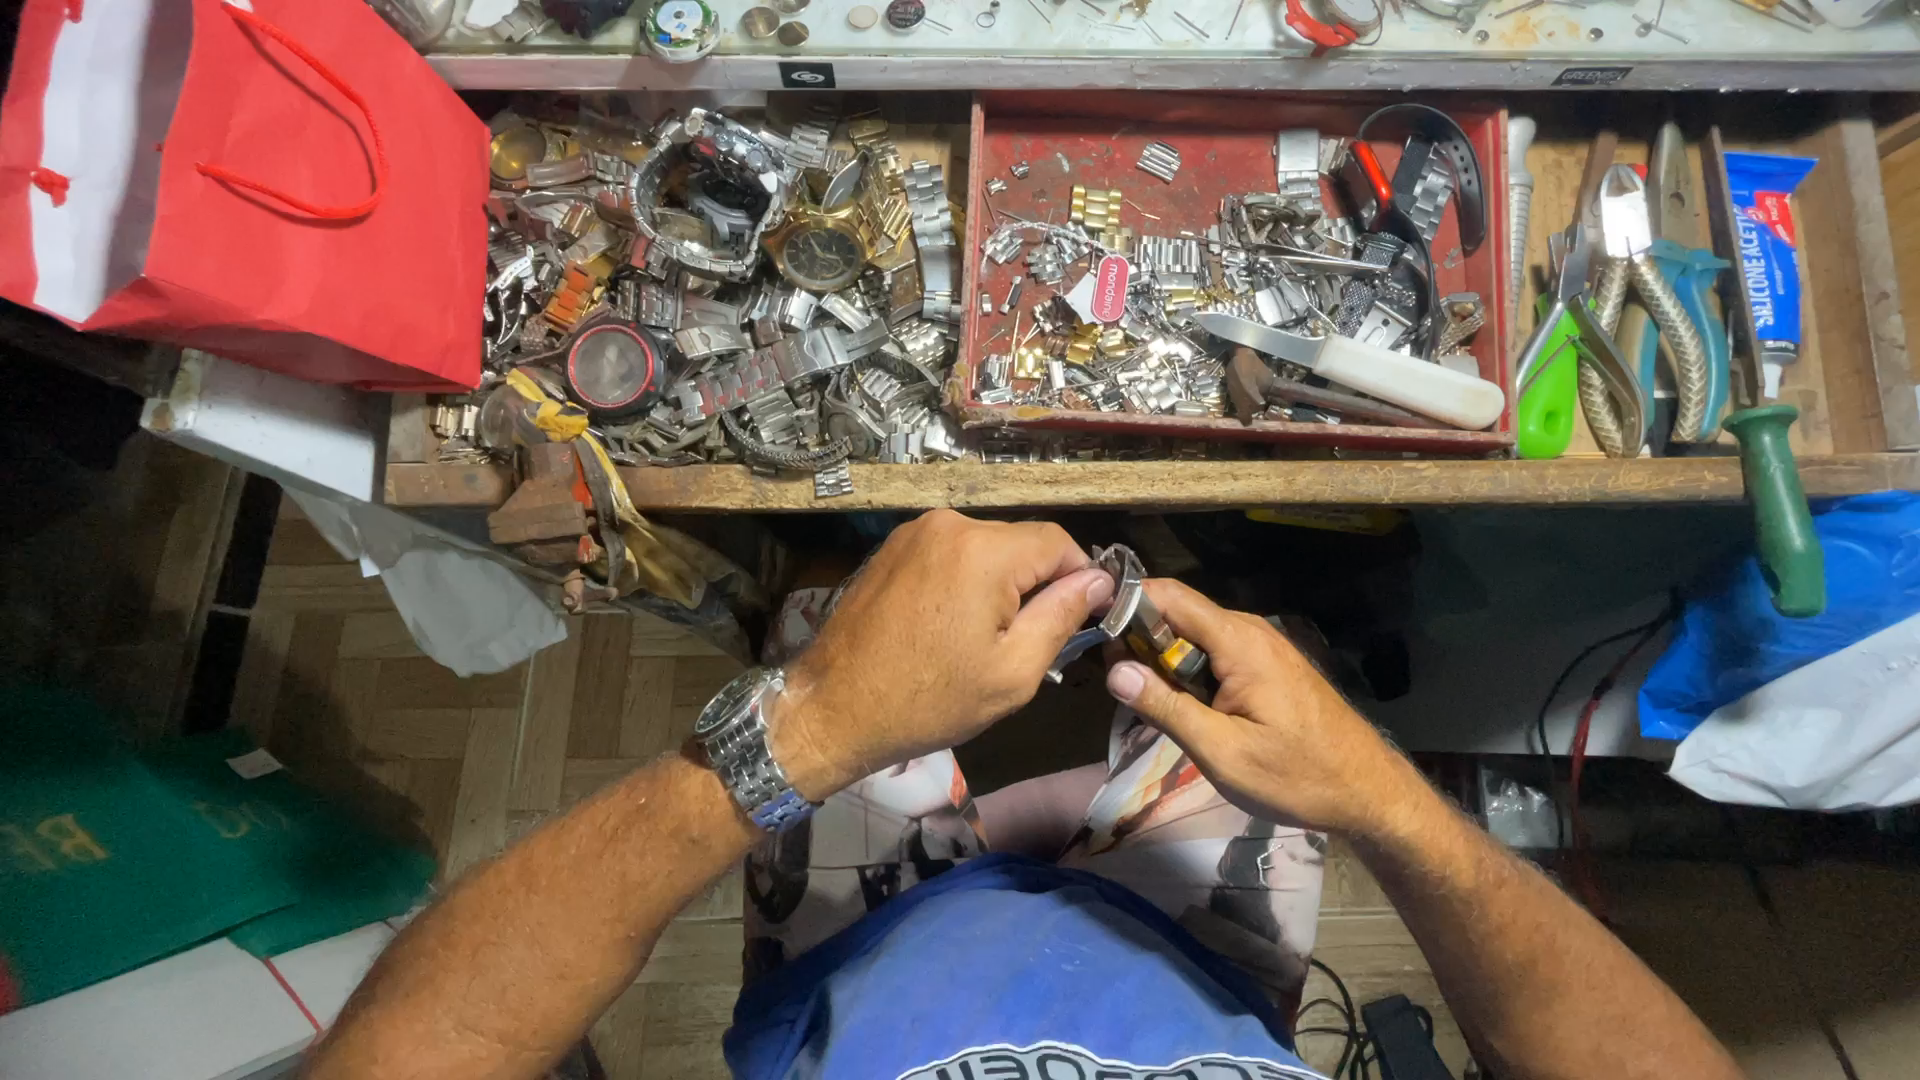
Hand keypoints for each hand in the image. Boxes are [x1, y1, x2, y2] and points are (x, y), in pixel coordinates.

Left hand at [769, 510, 1113, 799]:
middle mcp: (948, 524)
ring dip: (999, 582)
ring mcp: (914, 532)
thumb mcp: (1012, 672)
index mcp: (982, 550)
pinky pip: (951, 552)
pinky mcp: (892, 547)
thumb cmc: (928, 700)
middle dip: (1036, 582)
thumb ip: (1061, 616)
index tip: (1081, 615)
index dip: (1079, 576)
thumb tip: (1097, 581)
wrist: (834, 708)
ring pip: (986, 547)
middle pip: (1020, 542)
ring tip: (982, 636)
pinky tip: (949, 623)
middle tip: (1027, 638)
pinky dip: (964, 579)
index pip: (1058, 542)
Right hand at [1102, 579, 1420, 835]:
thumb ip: (1166, 707)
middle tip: (1118, 681)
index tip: (1095, 633)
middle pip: (1178, 613)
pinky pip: (1215, 651)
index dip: (1127, 604)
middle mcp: (1249, 629)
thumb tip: (1114, 670)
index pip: (1169, 595)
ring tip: (1144, 697)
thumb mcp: (1222, 752)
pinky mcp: (1267, 663)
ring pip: (1194, 634)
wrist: (1371, 795)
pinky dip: (1189, 668)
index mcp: (1238, 641)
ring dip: (1164, 658)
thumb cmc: (1297, 776)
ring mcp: (1262, 645)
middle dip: (1141, 638)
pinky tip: (1183, 703)